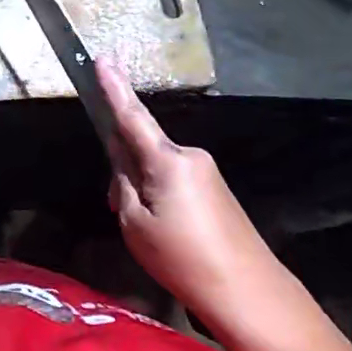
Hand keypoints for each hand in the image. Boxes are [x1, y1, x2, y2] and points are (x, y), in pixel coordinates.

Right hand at [100, 62, 274, 317]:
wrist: (247, 291)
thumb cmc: (182, 257)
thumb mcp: (134, 223)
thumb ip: (121, 183)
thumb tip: (121, 160)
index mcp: (168, 159)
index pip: (132, 117)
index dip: (115, 89)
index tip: (104, 59)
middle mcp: (190, 155)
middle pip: (144, 147)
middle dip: (124, 167)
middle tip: (117, 207)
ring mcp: (206, 171)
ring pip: (158, 167)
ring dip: (142, 186)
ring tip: (146, 230)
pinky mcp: (215, 188)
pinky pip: (176, 179)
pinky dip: (160, 195)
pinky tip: (163, 230)